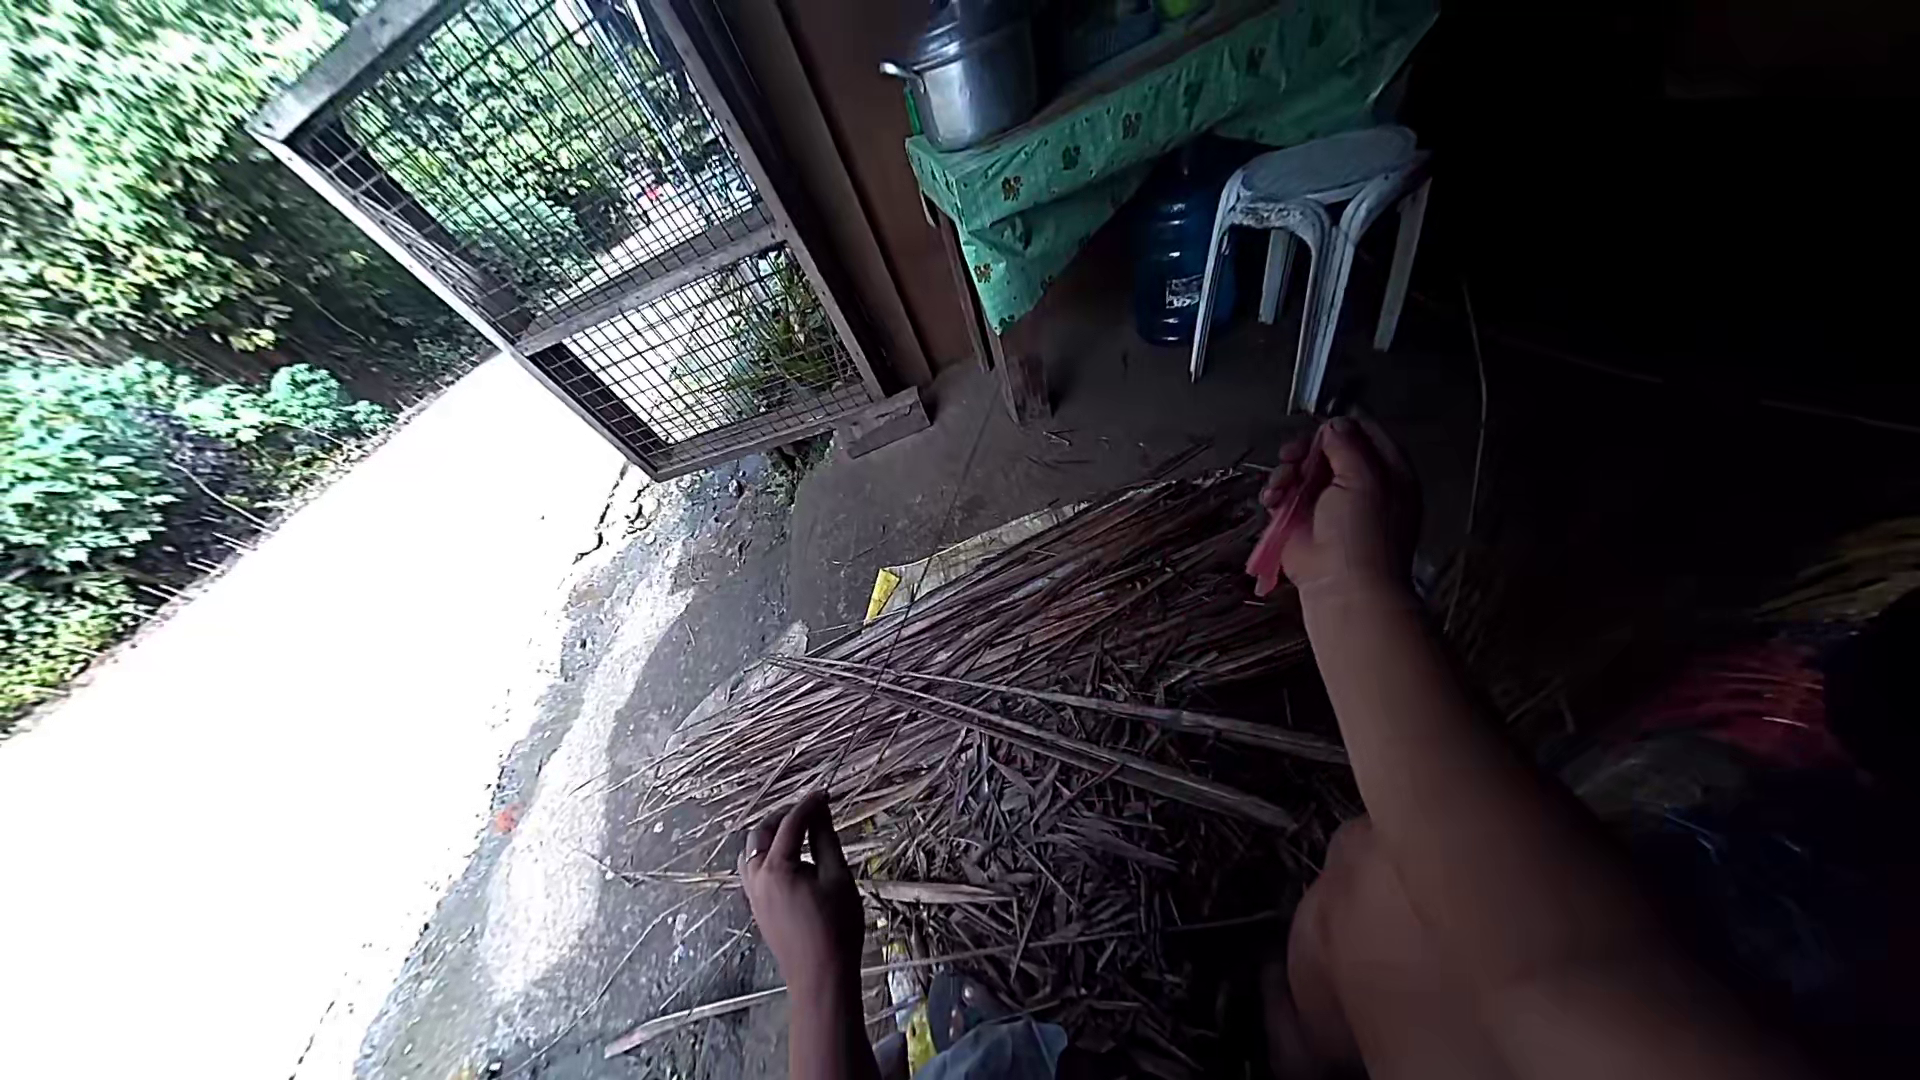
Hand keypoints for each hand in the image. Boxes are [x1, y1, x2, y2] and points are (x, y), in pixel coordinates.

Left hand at [740, 791, 863, 996]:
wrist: (821, 979)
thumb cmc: (835, 928)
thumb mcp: (837, 876)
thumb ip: (825, 839)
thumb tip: (821, 810)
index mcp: (776, 869)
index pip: (791, 823)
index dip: (809, 804)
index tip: (826, 794)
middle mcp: (757, 879)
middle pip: (763, 832)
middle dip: (787, 815)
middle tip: (814, 810)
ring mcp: (754, 895)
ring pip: (753, 851)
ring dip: (773, 834)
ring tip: (801, 829)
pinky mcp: (758, 908)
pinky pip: (754, 869)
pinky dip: (768, 853)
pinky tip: (791, 856)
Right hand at [1261, 415, 1418, 601]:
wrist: (1341, 583)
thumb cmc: (1363, 536)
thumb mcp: (1364, 479)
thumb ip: (1348, 446)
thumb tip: (1334, 424)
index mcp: (1385, 473)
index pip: (1363, 434)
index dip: (1340, 427)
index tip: (1320, 426)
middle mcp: (1355, 486)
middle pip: (1324, 451)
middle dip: (1304, 450)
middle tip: (1292, 455)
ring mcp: (1324, 504)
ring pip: (1298, 471)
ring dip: (1285, 473)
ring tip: (1282, 484)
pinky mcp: (1297, 521)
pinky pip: (1281, 496)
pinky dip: (1273, 494)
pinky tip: (1273, 500)